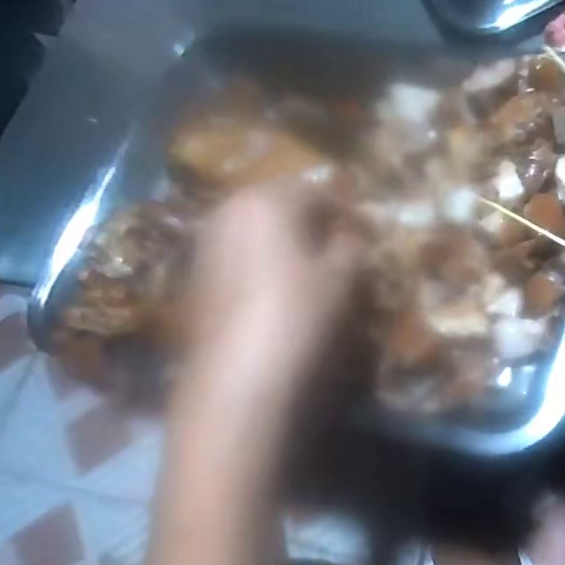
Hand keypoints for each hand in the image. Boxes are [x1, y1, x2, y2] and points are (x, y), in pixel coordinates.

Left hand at [181, 182, 360, 410]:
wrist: (238, 374)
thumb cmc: (299, 313)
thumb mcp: (342, 277)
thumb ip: (350, 245)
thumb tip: (349, 235)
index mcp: (266, 200)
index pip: (315, 191)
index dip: (346, 210)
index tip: (367, 233)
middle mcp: (228, 211)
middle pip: (279, 205)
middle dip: (311, 221)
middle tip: (340, 246)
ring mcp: (206, 243)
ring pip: (256, 230)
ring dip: (286, 241)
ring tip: (313, 268)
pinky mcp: (197, 276)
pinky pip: (240, 254)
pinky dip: (263, 261)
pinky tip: (281, 288)